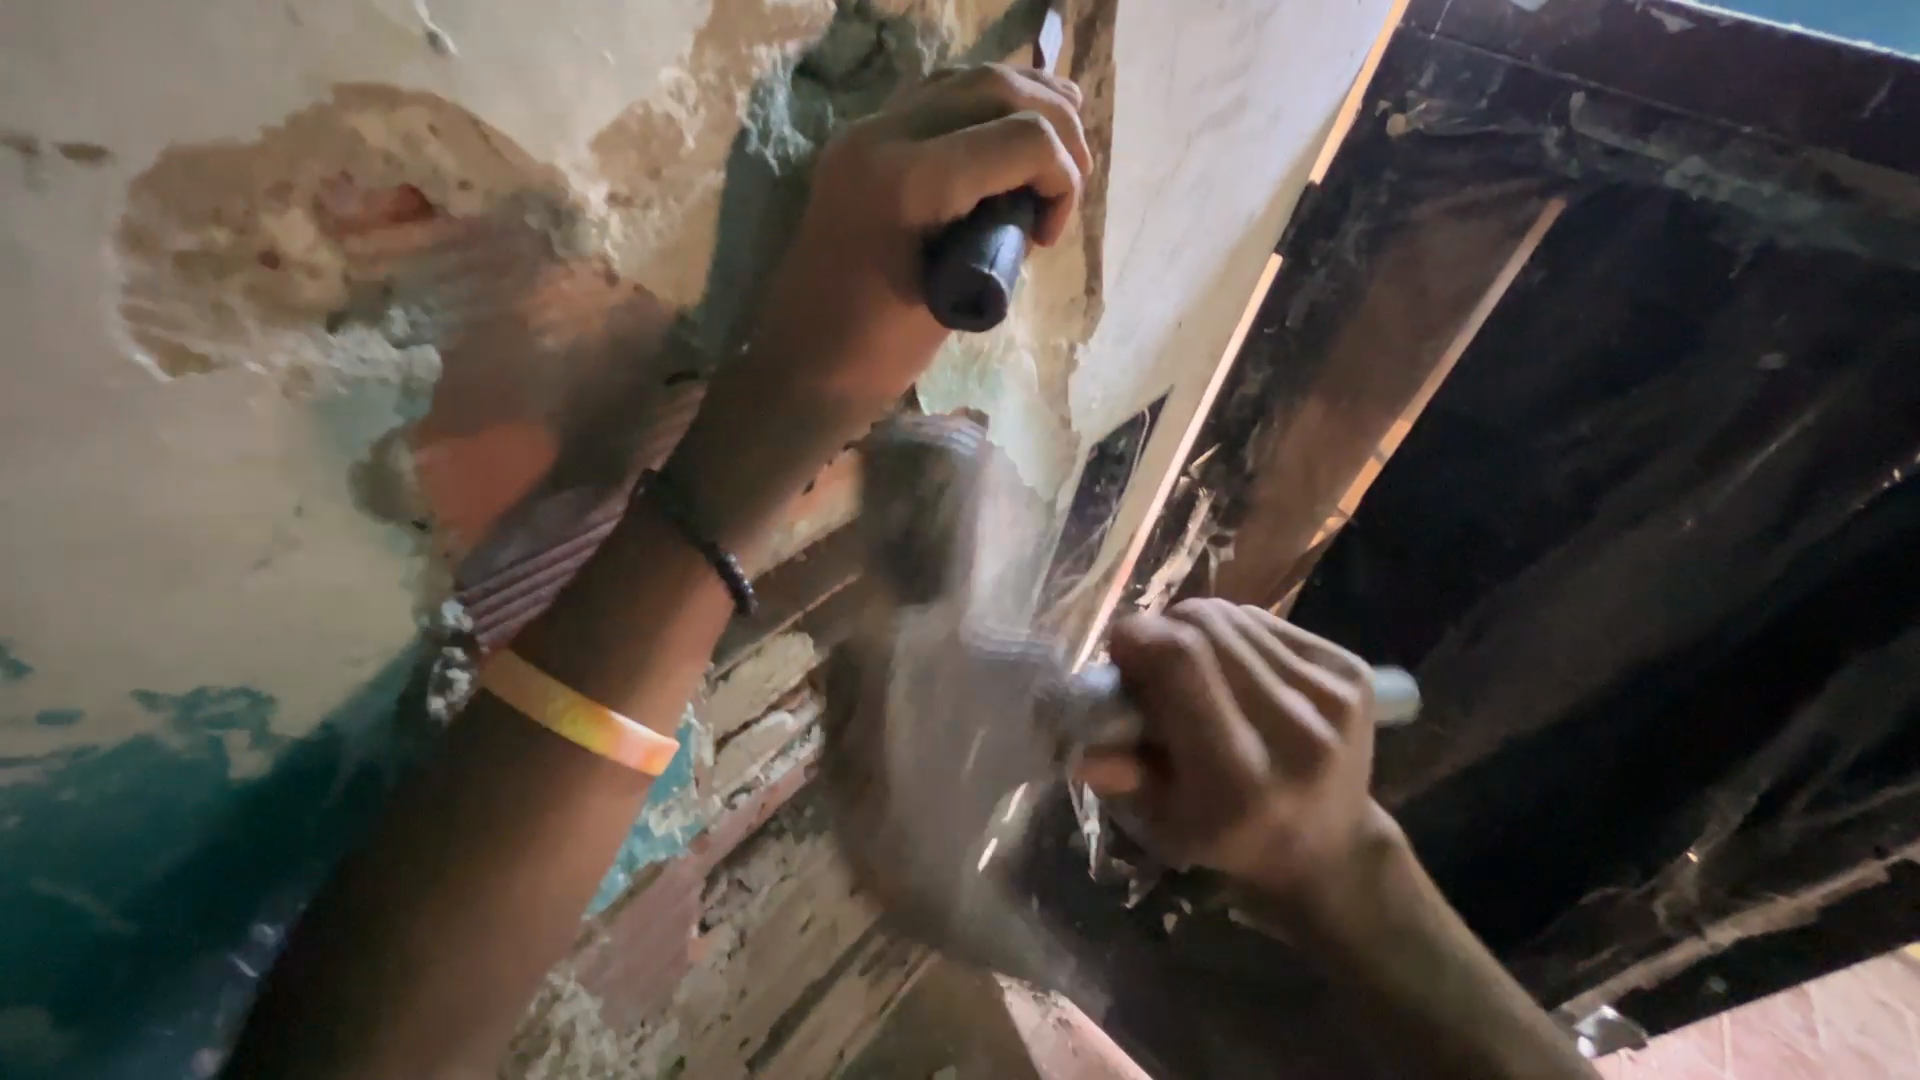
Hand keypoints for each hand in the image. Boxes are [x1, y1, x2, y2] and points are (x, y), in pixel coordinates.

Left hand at [671, 64, 1090, 554]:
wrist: (800, 365)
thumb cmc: (875, 356)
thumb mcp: (954, 301)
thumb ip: (997, 237)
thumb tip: (1032, 207)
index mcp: (908, 181)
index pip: (1021, 136)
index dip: (1063, 174)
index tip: (1051, 233)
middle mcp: (882, 135)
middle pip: (995, 87)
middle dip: (1054, 124)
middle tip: (1073, 177)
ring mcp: (864, 133)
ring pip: (963, 79)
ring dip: (1020, 101)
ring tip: (1058, 142)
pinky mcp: (858, 145)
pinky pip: (932, 98)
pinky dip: (978, 106)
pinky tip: (1003, 133)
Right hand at [1079, 600, 1402, 921]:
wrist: (1331, 846)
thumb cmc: (1230, 836)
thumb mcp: (1163, 822)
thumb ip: (1121, 773)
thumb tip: (1079, 733)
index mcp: (1238, 778)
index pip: (1181, 661)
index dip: (1137, 637)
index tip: (1119, 653)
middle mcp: (1293, 731)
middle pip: (1204, 625)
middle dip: (1161, 629)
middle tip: (1150, 661)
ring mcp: (1330, 697)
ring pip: (1233, 615)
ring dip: (1197, 629)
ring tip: (1193, 667)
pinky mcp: (1354, 672)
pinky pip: (1265, 620)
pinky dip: (1234, 633)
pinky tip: (1234, 668)